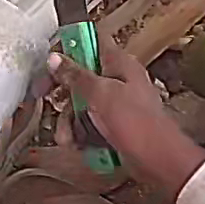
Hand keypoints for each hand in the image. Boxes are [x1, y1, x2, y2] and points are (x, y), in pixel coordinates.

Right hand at [47, 43, 204, 199]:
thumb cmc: (136, 123)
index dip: (68, 46)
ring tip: (67, 135)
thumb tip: (55, 58)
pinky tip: (76, 142)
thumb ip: (75, 75)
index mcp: (119, 63)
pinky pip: (88, 122)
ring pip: (80, 102)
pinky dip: (79, 132)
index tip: (50, 60)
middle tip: (46, 96)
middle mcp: (118, 80)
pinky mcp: (113, 124)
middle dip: (62, 92)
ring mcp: (115, 103)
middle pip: (80, 75)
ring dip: (68, 119)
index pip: (90, 41)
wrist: (159, 162)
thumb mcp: (100, 94)